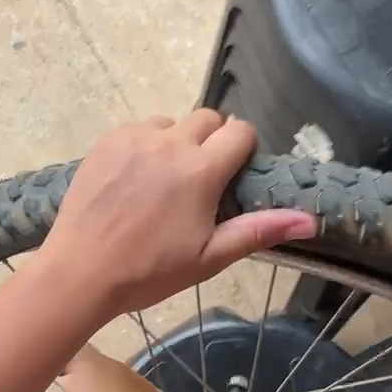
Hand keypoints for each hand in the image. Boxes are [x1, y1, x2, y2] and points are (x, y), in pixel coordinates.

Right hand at [14, 346, 190, 391]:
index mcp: (85, 360)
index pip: (60, 342)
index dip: (43, 349)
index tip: (29, 359)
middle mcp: (108, 361)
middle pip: (79, 358)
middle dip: (61, 370)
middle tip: (42, 384)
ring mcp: (130, 377)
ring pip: (99, 375)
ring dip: (85, 386)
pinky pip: (118, 391)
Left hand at [38, 111, 316, 318]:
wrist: (80, 272)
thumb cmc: (147, 272)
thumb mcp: (208, 258)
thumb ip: (258, 231)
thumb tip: (310, 219)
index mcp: (201, 169)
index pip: (240, 132)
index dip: (242, 152)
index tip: (231, 178)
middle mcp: (170, 142)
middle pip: (208, 118)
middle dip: (212, 142)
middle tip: (198, 183)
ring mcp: (133, 138)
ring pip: (170, 123)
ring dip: (175, 143)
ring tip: (162, 183)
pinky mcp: (105, 142)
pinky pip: (137, 130)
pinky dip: (143, 147)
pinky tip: (133, 182)